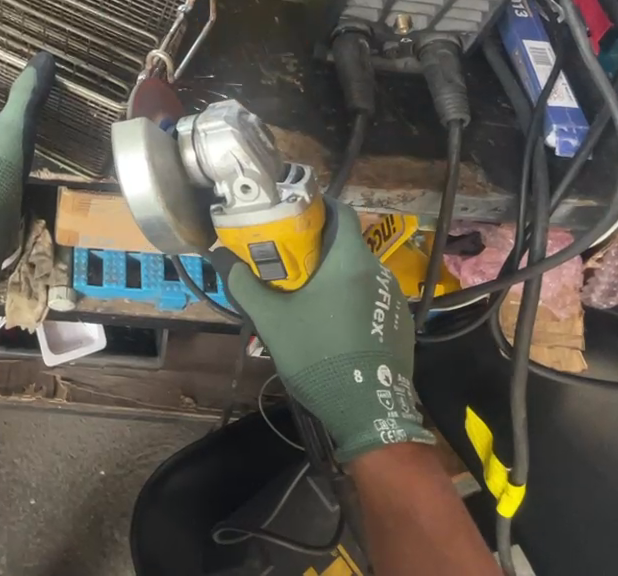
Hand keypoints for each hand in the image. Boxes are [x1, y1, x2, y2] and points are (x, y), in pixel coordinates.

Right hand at [228, 201, 432, 462]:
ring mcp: (393, 299)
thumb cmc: (316, 355)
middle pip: (348, 242)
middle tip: (290, 252)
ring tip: (308, 286)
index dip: (319, 206)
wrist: (366, 412)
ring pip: (360, 269)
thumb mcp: (270, 319)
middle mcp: (377, 272)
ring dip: (336, 270)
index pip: (342, 212)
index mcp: (349, 262)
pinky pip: (372, 294)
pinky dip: (352, 294)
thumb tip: (218, 254)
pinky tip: (333, 316)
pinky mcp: (399, 323)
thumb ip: (244, 283)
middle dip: (320, 242)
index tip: (294, 212)